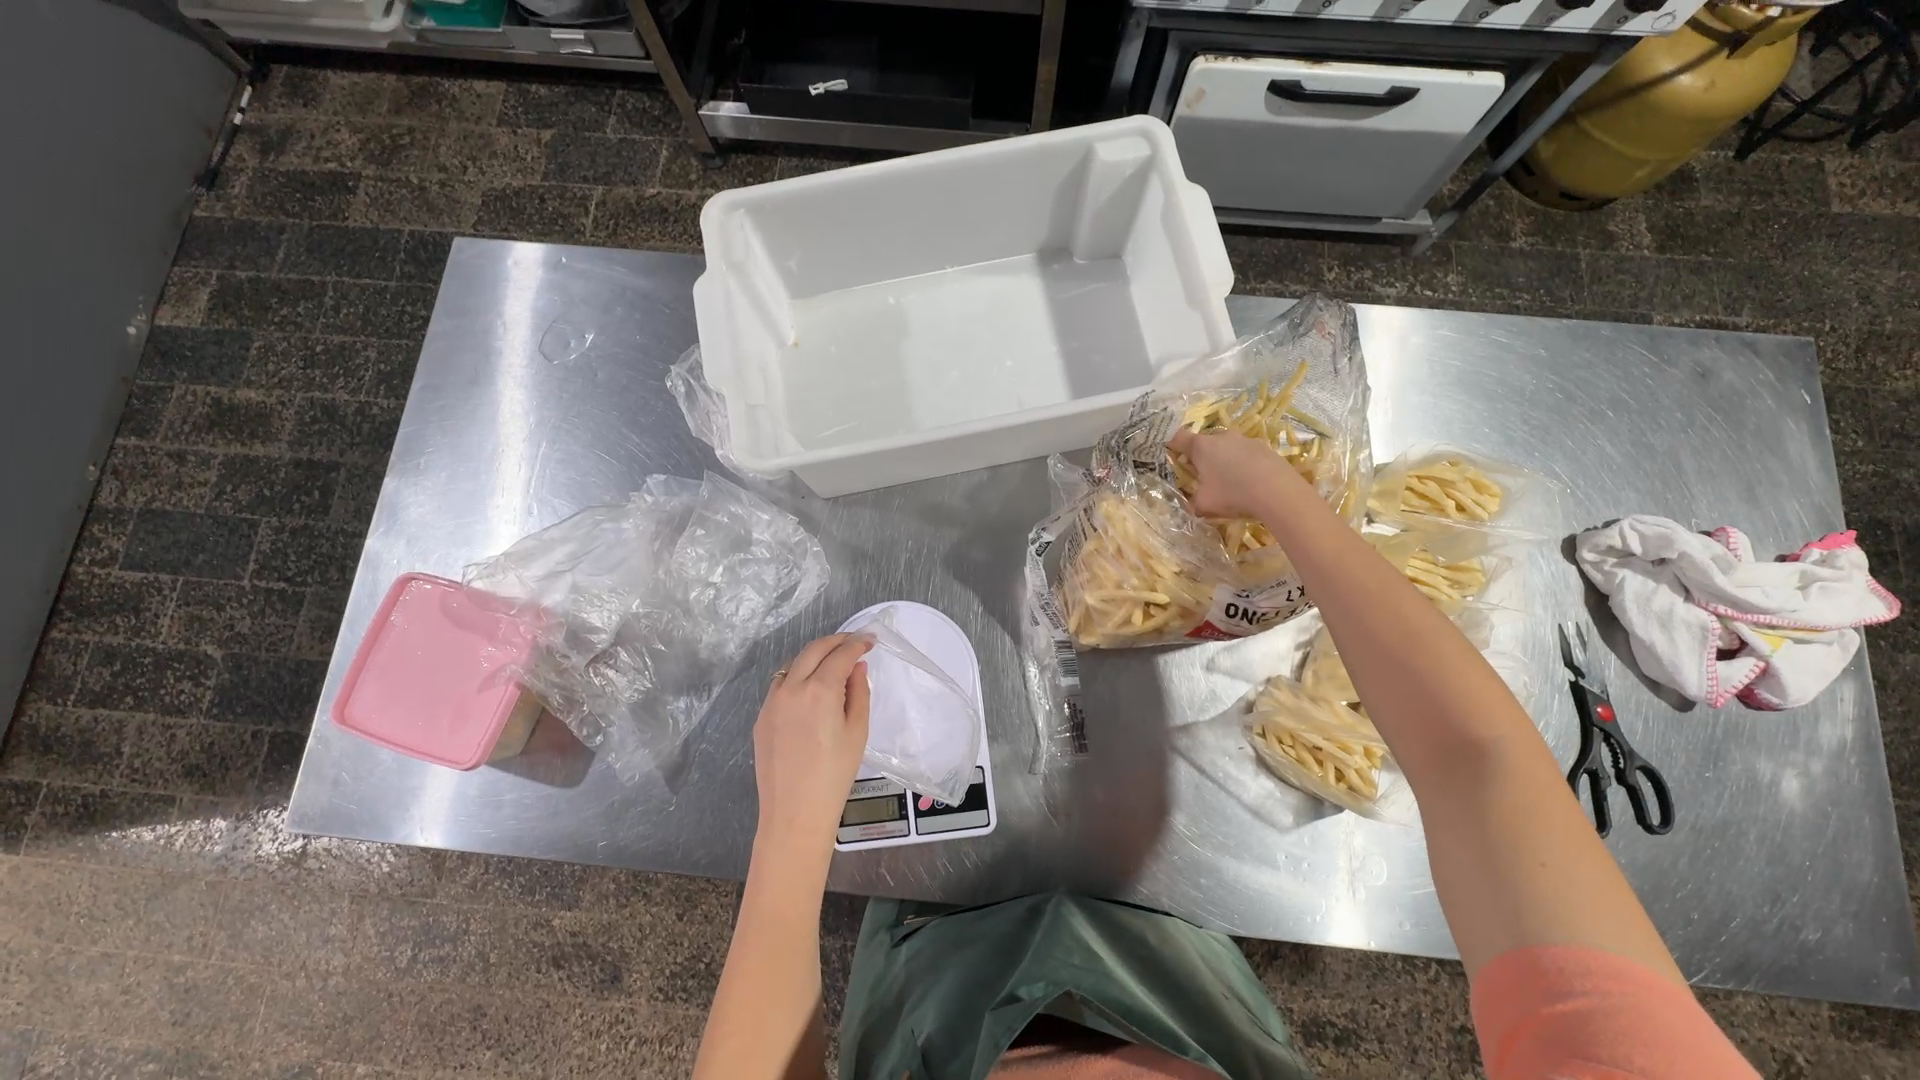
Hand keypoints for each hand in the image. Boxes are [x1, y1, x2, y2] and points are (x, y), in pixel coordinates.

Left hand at [753, 633, 872, 845]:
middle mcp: (791, 688)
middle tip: (854, 643)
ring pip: (793, 664)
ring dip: (814, 657)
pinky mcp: (762, 717)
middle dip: (836, 641)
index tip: (870, 641)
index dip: (858, 643)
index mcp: (820, 690)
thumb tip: (856, 668)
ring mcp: (772, 702)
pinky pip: (780, 685)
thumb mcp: (857, 732)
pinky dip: (796, 676)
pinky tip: (809, 690)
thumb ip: (858, 693)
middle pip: (813, 650)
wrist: (794, 811)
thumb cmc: (834, 774)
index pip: (841, 654)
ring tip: (832, 663)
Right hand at [1168, 427, 1302, 519]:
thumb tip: (1192, 506)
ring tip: (1230, 482)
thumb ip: (1193, 503)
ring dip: (1225, 460)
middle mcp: (1223, 437)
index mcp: (1202, 446)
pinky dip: (1245, 466)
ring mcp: (1246, 440)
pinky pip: (1248, 455)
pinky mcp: (1266, 448)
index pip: (1179, 438)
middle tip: (1203, 476)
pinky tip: (1251, 484)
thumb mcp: (1204, 505)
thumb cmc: (1232, 494)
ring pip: (1228, 448)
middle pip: (1206, 443)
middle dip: (1202, 457)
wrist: (1278, 492)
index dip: (1173, 446)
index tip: (1172, 455)